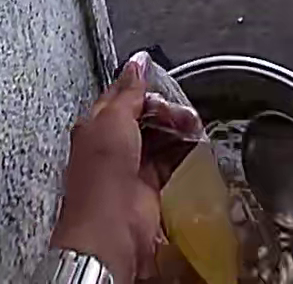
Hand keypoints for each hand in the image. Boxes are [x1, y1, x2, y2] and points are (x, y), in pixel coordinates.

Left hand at [51, 54, 202, 282]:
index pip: (122, 95)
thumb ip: (129, 90)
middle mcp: (111, 144)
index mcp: (96, 124)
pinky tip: (195, 141)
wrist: (111, 230)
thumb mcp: (114, 118)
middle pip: (143, 114)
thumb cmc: (103, 172)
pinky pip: (169, 160)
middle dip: (164, 107)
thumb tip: (138, 61)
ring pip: (158, 135)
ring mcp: (130, 166)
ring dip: (176, 126)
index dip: (141, 85)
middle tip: (181, 108)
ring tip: (193, 123)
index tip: (162, 77)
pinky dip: (183, 149)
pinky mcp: (148, 187)